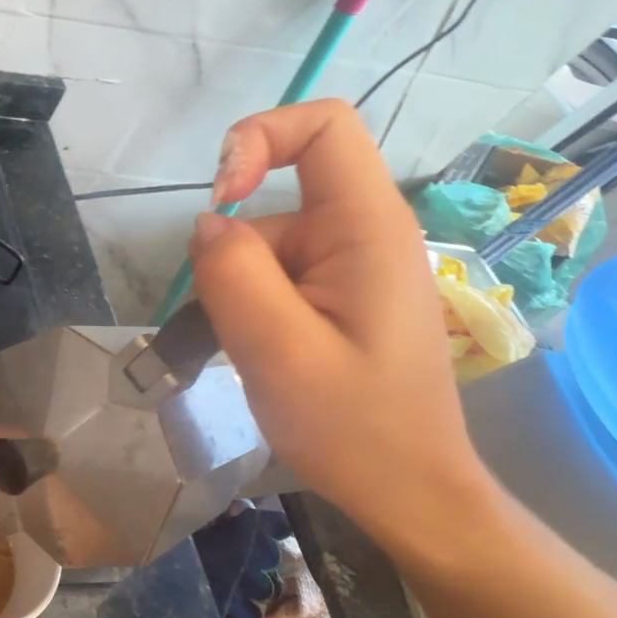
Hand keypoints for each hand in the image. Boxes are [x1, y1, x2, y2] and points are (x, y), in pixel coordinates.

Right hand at [192, 99, 491, 547]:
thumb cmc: (352, 425)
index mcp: (368, 229)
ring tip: (249, 352)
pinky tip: (258, 354)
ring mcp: (354, 265)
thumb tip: (209, 223)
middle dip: (236, 252)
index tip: (222, 201)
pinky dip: (250, 305)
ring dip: (238, 288)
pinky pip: (276, 273)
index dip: (259, 140)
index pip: (323, 126)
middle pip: (279, 195)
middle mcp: (366, 233)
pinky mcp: (341, 293)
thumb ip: (232, 271)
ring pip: (267, 241)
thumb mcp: (275, 349)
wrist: (407, 490)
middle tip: (235, 324)